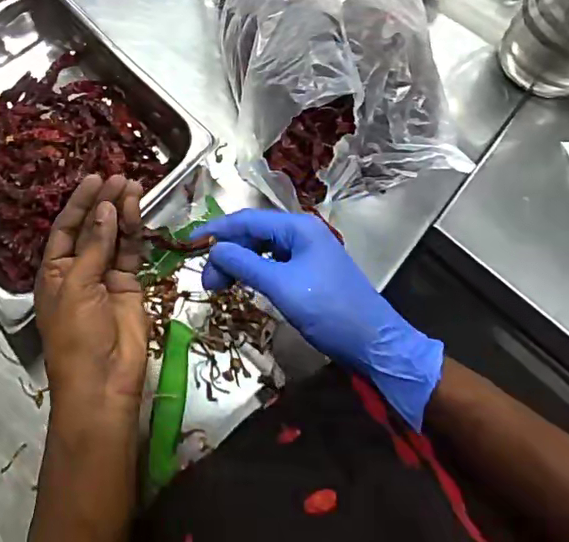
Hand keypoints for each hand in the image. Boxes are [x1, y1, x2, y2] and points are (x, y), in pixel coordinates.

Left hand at [34, 174, 147, 411]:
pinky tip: (137, 211)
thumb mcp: (77, 285)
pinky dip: (135, 232)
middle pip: (92, 227)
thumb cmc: (76, 335)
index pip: (67, 226)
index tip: (95, 178)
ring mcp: (105, 278)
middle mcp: (79, 269)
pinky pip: (131, 253)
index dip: (80, 202)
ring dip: (122, 212)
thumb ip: (94, 246)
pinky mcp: (130, 287)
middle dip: (104, 202)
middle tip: (118, 177)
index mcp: (55, 269)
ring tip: (132, 185)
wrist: (102, 384)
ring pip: (114, 237)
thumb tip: (105, 210)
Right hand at [192, 208, 443, 430]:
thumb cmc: (330, 311)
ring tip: (221, 286)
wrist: (379, 347)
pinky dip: (254, 272)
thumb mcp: (281, 286)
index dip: (215, 230)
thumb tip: (214, 248)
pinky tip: (245, 286)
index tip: (189, 244)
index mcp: (298, 227)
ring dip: (238, 264)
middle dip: (226, 253)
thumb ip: (244, 264)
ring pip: (260, 249)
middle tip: (208, 281)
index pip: (245, 220)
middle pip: (251, 234)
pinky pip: (272, 264)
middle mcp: (302, 233)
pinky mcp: (310, 272)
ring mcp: (307, 253)